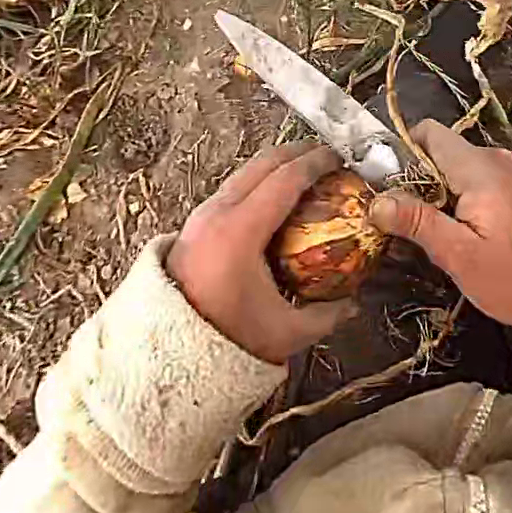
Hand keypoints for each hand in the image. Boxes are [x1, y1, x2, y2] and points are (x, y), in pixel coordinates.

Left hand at [166, 142, 357, 364]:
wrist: (158, 359)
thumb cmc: (224, 342)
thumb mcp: (284, 333)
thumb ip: (325, 315)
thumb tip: (353, 300)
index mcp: (240, 232)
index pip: (286, 179)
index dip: (317, 162)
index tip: (341, 157)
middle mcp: (218, 213)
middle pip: (265, 162)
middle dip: (300, 153)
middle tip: (329, 158)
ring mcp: (202, 214)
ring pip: (247, 170)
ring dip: (279, 164)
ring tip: (307, 173)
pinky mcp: (195, 222)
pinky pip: (236, 185)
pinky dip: (262, 179)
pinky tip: (279, 196)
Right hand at [369, 121, 511, 346]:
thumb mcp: (461, 256)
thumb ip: (419, 222)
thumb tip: (376, 201)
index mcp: (478, 167)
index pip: (428, 132)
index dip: (400, 151)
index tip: (383, 185)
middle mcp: (492, 159)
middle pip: (438, 150)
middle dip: (413, 178)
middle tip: (396, 217)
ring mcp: (506, 172)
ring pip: (453, 167)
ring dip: (432, 191)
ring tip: (419, 229)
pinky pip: (471, 180)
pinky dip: (454, 197)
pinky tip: (451, 231)